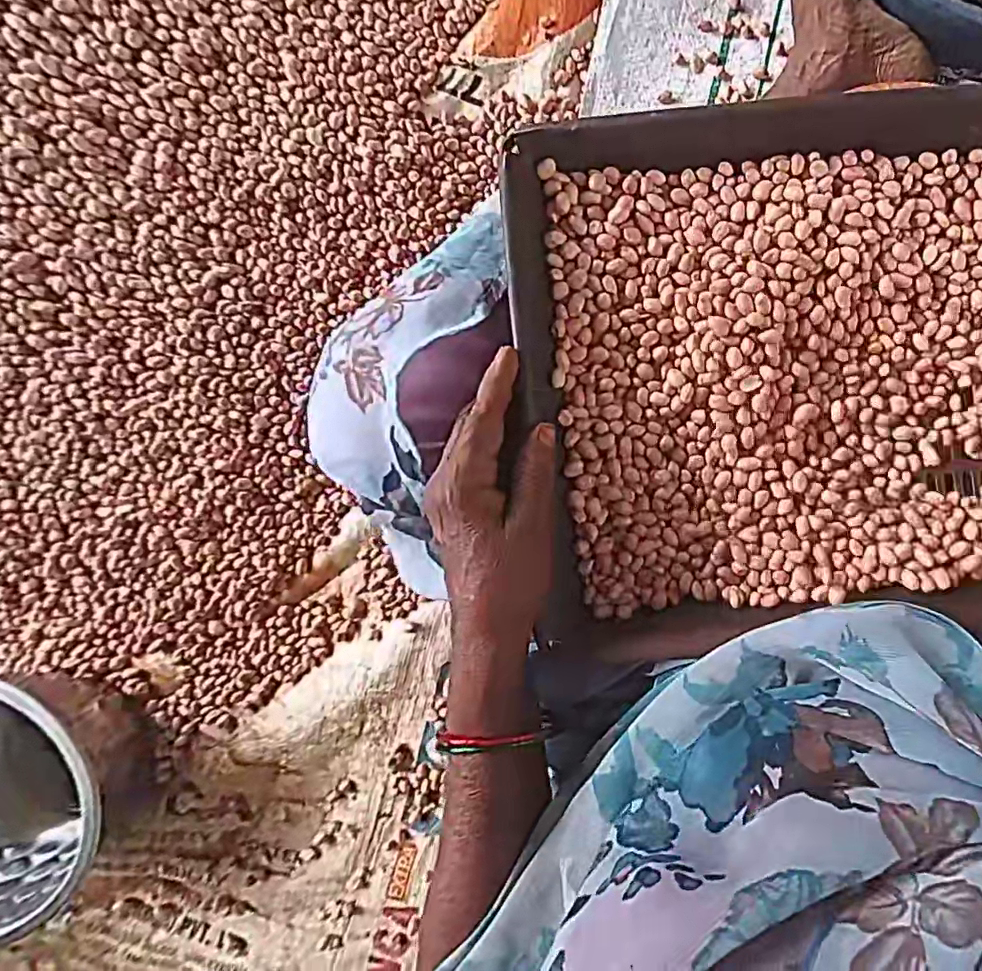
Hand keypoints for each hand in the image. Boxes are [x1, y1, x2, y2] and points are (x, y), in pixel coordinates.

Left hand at [424, 347, 556, 648]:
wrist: (484, 627)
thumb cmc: (512, 581)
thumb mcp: (532, 526)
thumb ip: (534, 474)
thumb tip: (541, 429)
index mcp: (462, 487)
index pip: (480, 423)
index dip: (496, 386)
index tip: (508, 354)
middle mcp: (442, 486)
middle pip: (465, 427)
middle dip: (489, 395)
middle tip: (515, 366)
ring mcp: (440, 497)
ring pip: (462, 442)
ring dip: (485, 415)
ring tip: (512, 391)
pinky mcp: (448, 508)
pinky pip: (463, 459)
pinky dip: (482, 438)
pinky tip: (501, 434)